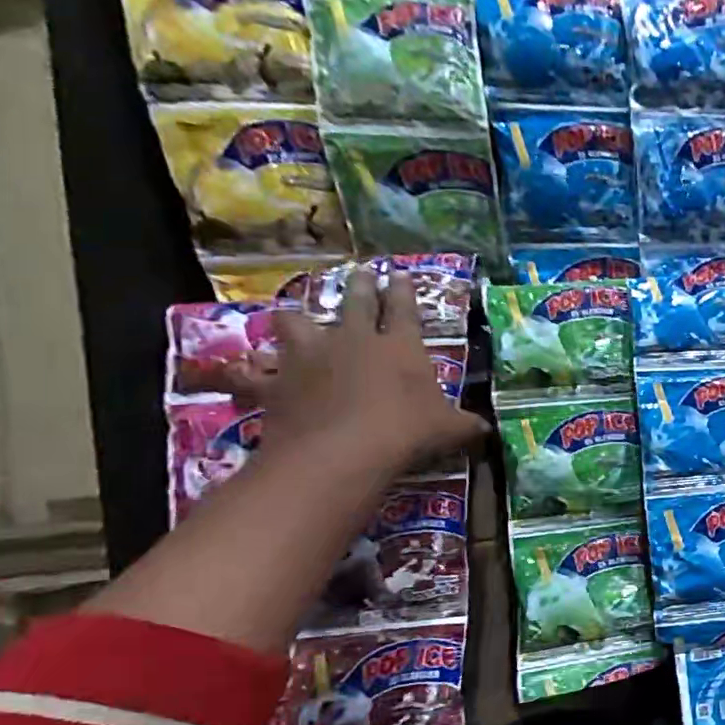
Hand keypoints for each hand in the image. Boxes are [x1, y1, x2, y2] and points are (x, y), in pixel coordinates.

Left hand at [232, 267, 489, 477]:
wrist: (344, 451)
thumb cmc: (406, 432)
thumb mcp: (447, 430)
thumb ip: (466, 425)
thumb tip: (487, 429)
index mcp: (398, 346)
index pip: (404, 309)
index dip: (403, 290)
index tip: (399, 273)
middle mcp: (353, 340)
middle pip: (355, 302)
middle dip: (360, 285)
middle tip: (360, 273)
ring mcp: (309, 357)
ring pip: (296, 322)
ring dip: (297, 319)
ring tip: (297, 318)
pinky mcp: (277, 382)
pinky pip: (252, 374)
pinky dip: (245, 374)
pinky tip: (237, 373)